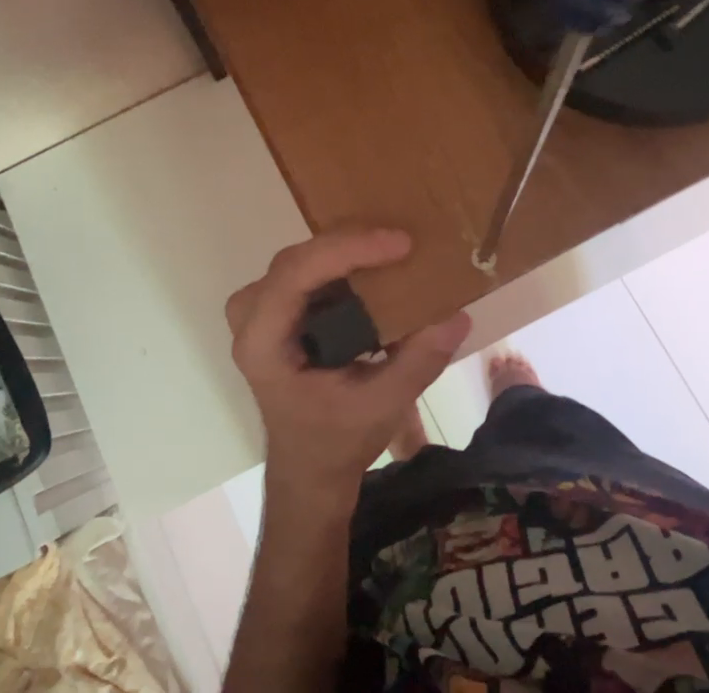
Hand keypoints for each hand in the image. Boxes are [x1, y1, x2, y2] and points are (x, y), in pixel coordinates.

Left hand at [226, 229, 471, 495]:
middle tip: (405, 243)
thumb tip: (457, 316)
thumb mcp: (380, 408)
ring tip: (397, 250)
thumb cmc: (335, 441)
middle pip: (297, 261)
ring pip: (303, 261)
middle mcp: (250, 319)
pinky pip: (309, 272)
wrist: (308, 466)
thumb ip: (416, 363)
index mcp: (262, 345)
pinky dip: (345, 266)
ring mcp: (260, 312)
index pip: (294, 277)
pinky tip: (380, 266)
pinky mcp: (279, 310)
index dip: (345, 250)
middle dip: (351, 246)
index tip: (398, 244)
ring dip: (348, 252)